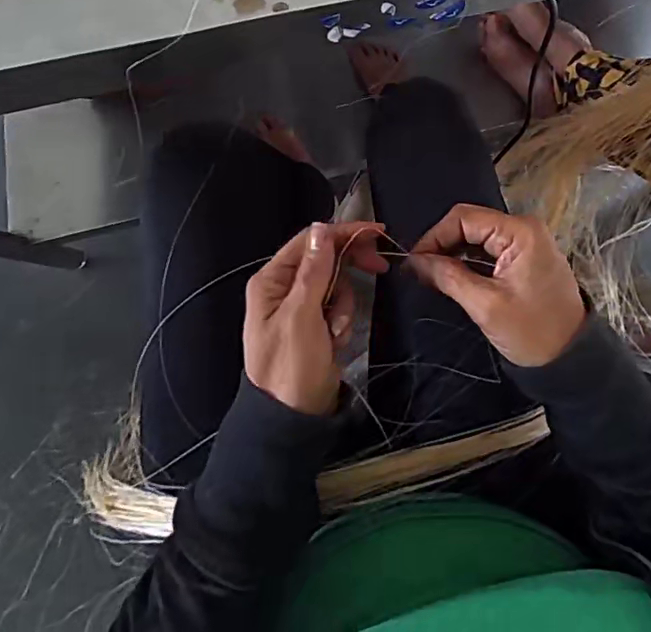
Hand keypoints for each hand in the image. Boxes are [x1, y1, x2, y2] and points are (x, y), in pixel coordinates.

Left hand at [244, 221, 387, 414]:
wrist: (291, 422)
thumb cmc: (291, 368)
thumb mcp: (302, 317)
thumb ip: (313, 272)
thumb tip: (321, 229)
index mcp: (271, 280)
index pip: (309, 241)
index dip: (342, 233)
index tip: (376, 231)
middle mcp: (282, 289)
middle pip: (324, 261)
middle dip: (348, 270)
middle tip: (379, 267)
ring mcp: (299, 308)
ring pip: (336, 286)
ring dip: (345, 306)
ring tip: (335, 334)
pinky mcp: (315, 327)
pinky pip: (338, 310)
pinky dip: (343, 323)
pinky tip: (336, 343)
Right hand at [407, 204, 583, 366]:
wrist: (576, 363)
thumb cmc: (533, 332)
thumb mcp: (485, 305)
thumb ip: (447, 276)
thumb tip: (413, 261)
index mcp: (520, 232)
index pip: (463, 218)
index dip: (433, 236)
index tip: (414, 261)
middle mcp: (524, 228)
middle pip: (468, 223)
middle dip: (441, 244)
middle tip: (419, 269)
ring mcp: (527, 242)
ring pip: (475, 236)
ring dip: (452, 252)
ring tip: (431, 274)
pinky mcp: (525, 257)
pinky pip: (487, 248)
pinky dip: (466, 260)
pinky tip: (451, 276)